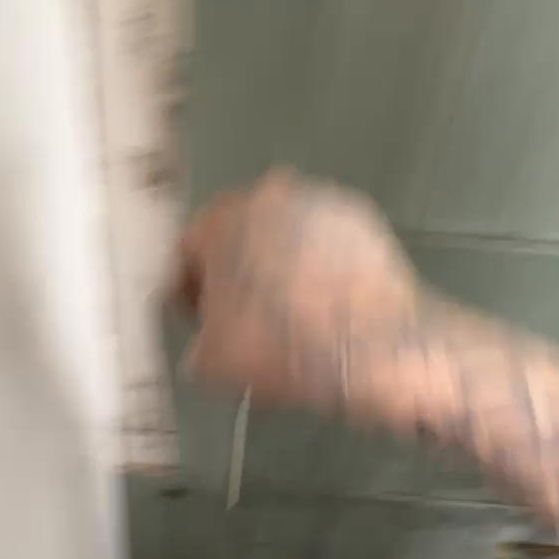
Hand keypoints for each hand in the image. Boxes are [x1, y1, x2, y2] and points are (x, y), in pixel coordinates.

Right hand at [175, 169, 419, 411]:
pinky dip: (319, 271)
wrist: (370, 347)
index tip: (201, 321)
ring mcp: (321, 202)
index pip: (188, 254)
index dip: (190, 293)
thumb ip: (196, 345)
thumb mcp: (212, 364)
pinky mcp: (362, 220)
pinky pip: (325, 246)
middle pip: (239, 238)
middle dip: (237, 276)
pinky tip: (322, 310)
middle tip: (244, 320)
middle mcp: (269, 195)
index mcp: (220, 218)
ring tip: (288, 318)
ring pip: (284, 239)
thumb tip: (206, 349)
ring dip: (279, 271)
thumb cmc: (281, 347)